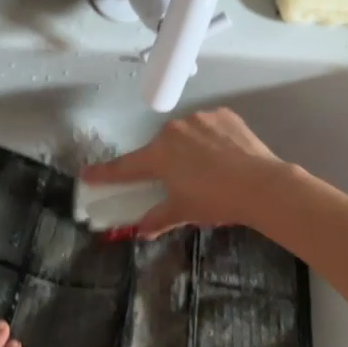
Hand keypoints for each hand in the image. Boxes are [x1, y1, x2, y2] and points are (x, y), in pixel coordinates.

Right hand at [82, 108, 285, 237]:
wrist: (262, 184)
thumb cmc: (215, 200)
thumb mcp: (183, 211)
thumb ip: (158, 218)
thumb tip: (141, 231)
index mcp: (158, 154)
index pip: (125, 167)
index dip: (104, 173)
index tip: (85, 173)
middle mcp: (174, 130)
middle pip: (160, 148)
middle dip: (165, 163)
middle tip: (179, 182)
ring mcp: (200, 118)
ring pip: (186, 135)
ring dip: (190, 149)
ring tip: (209, 171)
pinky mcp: (224, 115)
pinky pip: (210, 127)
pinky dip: (212, 139)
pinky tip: (225, 156)